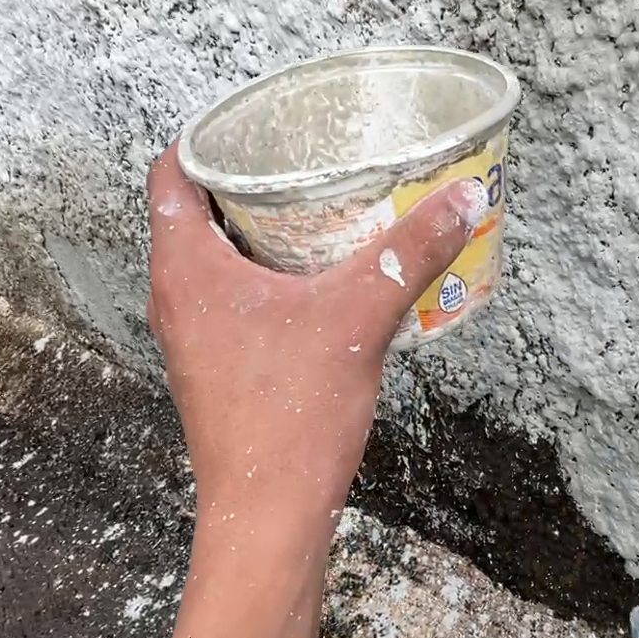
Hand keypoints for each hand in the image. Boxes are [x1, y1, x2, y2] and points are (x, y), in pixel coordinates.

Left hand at [146, 142, 486, 524]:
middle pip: (197, 212)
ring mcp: (195, 337)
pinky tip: (322, 281)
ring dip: (260, 231)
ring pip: (217, 259)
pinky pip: (235, 299)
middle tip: (304, 158)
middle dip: (247, 180)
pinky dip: (269, 276)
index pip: (173, 174)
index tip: (258, 122)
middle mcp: (178, 298)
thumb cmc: (292, 416)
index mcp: (187, 270)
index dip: (209, 137)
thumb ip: (412, 253)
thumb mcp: (359, 317)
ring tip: (319, 209)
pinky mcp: (219, 367)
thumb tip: (466, 196)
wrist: (269, 515)